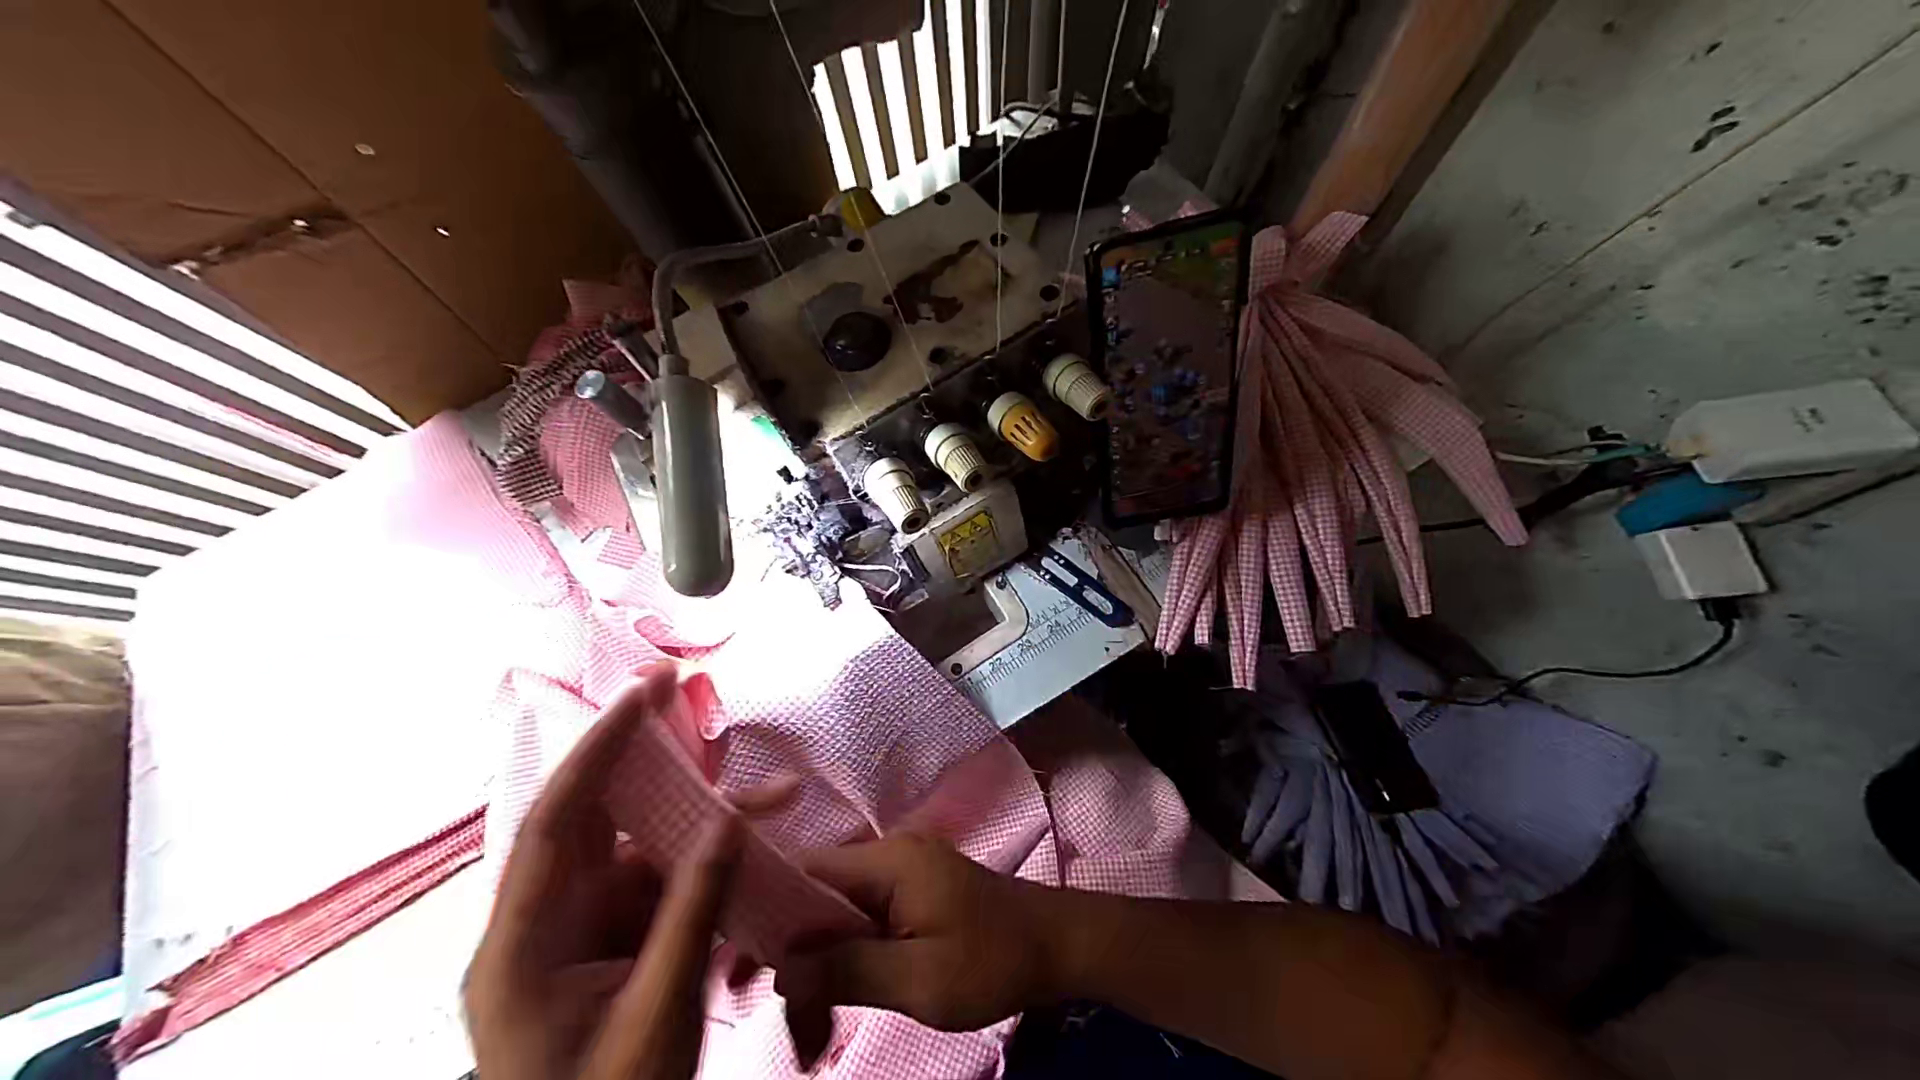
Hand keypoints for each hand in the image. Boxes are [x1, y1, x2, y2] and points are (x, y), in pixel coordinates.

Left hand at [463, 670, 740, 1079]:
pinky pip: (667, 882)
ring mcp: (586, 928)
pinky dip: (711, 862)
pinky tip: (758, 851)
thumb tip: (727, 823)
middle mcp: (547, 921)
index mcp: (522, 946)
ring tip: (773, 795)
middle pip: (595, 815)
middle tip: (675, 687)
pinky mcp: (620, 938)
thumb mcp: (655, 1020)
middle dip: (639, 751)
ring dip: (703, 817)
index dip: (598, 752)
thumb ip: (690, 917)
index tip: (639, 697)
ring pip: (643, 847)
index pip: (555, 823)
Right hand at [773, 833, 1060, 1062]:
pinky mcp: (911, 890)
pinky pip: (862, 917)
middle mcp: (887, 854)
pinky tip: (836, 1001)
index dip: (765, 913)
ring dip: (818, 964)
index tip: (736, 963)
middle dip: (790, 953)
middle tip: (768, 1012)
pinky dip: (845, 956)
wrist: (1055, 945)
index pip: (805, 871)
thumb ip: (847, 970)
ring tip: (809, 1033)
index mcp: (886, 861)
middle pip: (816, 894)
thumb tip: (782, 971)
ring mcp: (900, 871)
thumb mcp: (919, 980)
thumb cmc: (991, 960)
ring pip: (836, 911)